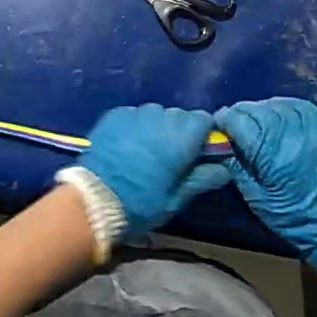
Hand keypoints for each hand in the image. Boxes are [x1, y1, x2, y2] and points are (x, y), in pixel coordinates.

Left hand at [75, 104, 229, 239]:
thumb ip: (203, 178)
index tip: (193, 153)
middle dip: (178, 132)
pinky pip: (134, 115)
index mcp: (183, 135)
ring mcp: (137, 112)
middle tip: (167, 157)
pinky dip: (135, 126)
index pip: (204, 120)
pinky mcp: (116, 114)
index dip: (201, 135)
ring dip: (156, 127)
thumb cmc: (140, 203)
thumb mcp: (176, 199)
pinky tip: (125, 146)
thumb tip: (224, 168)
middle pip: (180, 116)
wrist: (91, 202)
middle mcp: (163, 116)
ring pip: (157, 113)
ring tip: (143, 152)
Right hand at [216, 98, 316, 267]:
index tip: (218, 130)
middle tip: (235, 132)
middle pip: (253, 108)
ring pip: (271, 103)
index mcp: (270, 149)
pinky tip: (276, 122)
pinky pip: (292, 104)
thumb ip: (236, 164)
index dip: (223, 122)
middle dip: (240, 116)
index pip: (236, 118)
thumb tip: (222, 141)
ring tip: (256, 128)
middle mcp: (288, 127)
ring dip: (260, 112)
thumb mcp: (255, 196)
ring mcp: (307, 120)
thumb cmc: (292, 215)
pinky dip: (280, 110)